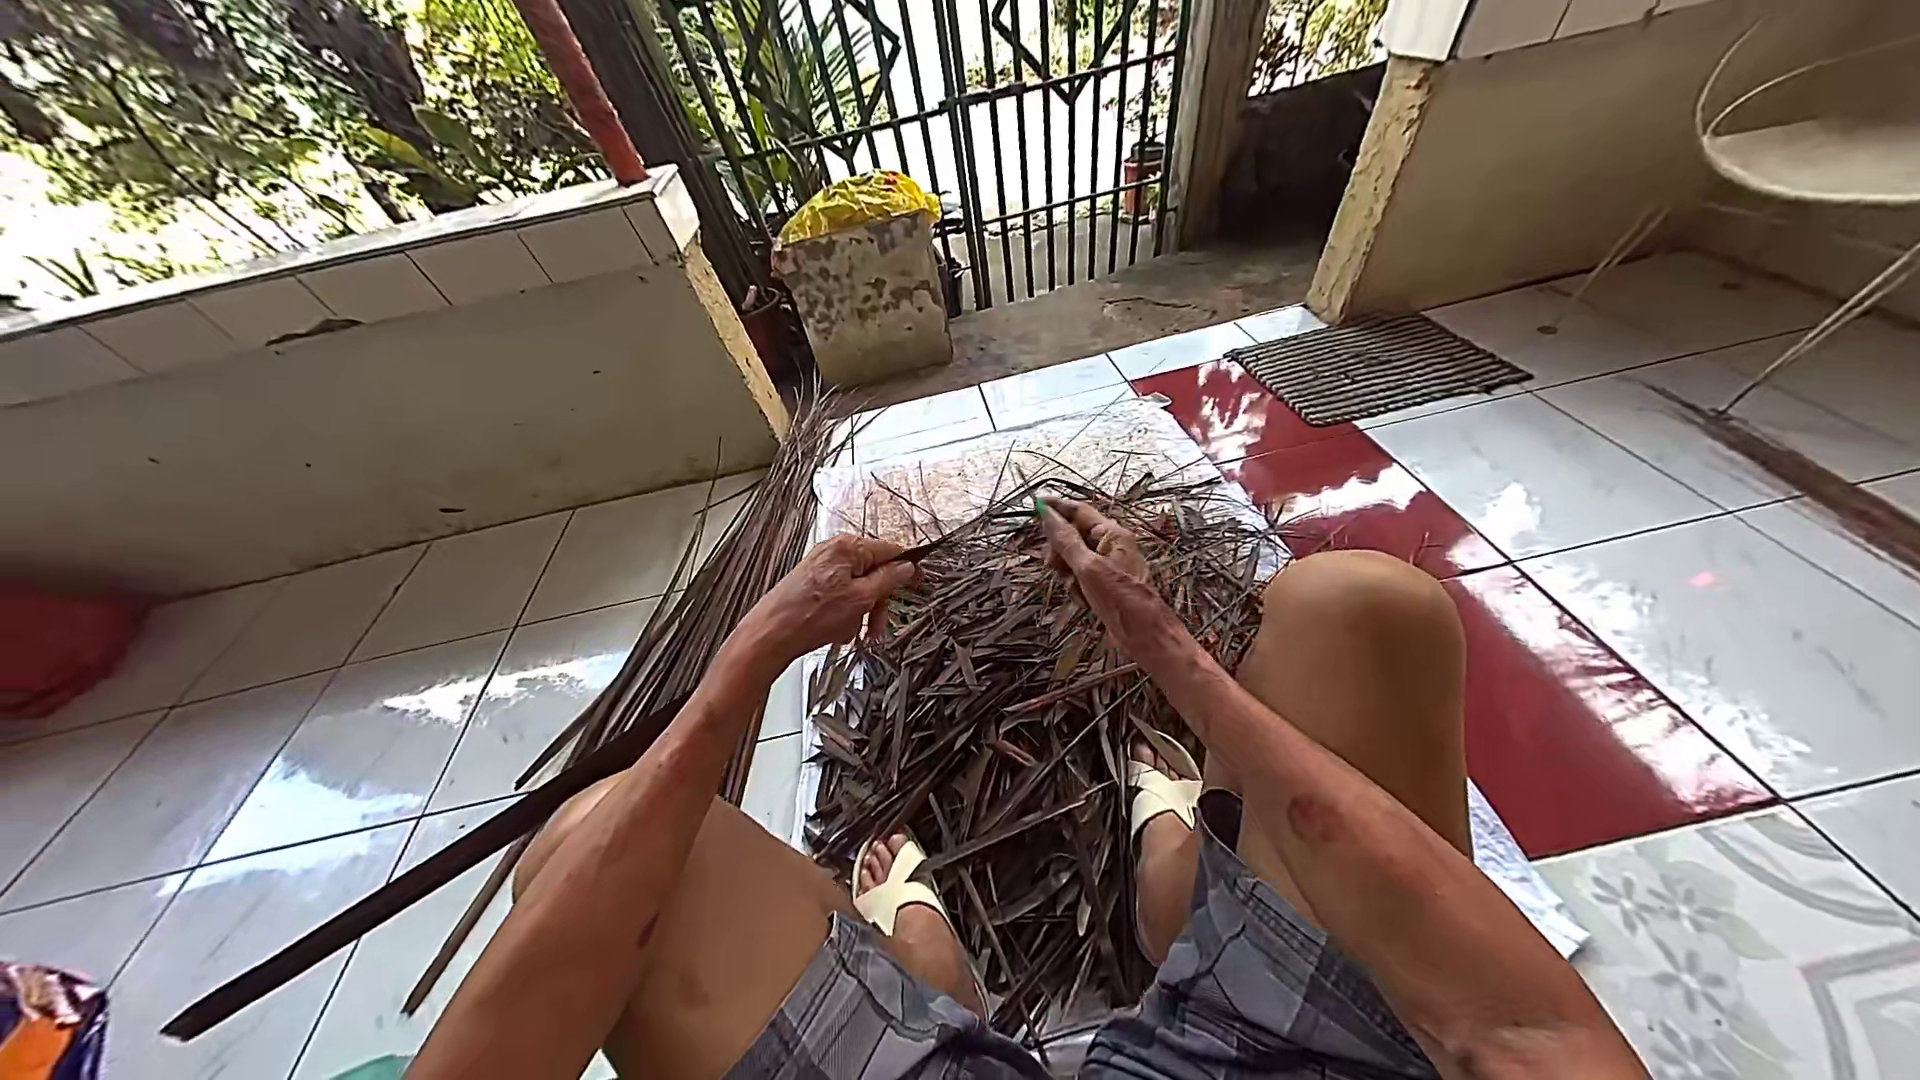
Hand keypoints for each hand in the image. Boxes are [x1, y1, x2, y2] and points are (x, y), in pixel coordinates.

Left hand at [734, 534, 917, 670]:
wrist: (771, 634)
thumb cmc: (810, 615)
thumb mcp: (862, 598)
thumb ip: (889, 579)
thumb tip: (906, 567)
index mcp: (847, 547)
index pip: (890, 550)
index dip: (906, 569)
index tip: (917, 583)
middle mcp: (834, 552)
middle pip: (874, 572)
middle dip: (879, 601)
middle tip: (878, 624)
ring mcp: (822, 567)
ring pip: (858, 587)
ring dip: (863, 611)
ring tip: (856, 632)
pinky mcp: (813, 583)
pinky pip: (842, 595)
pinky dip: (846, 613)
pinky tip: (839, 629)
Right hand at [1037, 496, 1184, 661]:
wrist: (1144, 636)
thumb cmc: (1121, 600)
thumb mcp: (1087, 568)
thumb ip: (1065, 540)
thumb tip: (1047, 514)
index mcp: (1112, 534)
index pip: (1079, 511)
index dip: (1057, 508)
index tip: (1036, 504)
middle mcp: (1112, 545)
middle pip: (1073, 535)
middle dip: (1060, 550)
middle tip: (1052, 564)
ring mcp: (1108, 565)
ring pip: (1074, 558)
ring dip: (1068, 573)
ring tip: (1075, 588)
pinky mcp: (1105, 583)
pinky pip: (1081, 576)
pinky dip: (1077, 587)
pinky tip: (1084, 600)